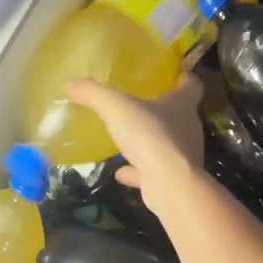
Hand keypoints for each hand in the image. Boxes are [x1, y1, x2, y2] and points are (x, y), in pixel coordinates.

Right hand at [65, 77, 206, 212]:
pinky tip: (121, 173)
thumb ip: (94, 94)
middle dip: (164, 112)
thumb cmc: (150, 136)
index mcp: (183, 105)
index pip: (192, 86)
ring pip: (168, 146)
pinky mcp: (173, 181)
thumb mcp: (116, 107)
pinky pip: (154, 172)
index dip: (184, 79)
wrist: (169, 185)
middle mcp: (189, 129)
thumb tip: (69, 84)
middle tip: (144, 107)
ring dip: (151, 143)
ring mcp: (183, 158)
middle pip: (181, 116)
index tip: (175, 76)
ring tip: (131, 139)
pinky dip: (139, 172)